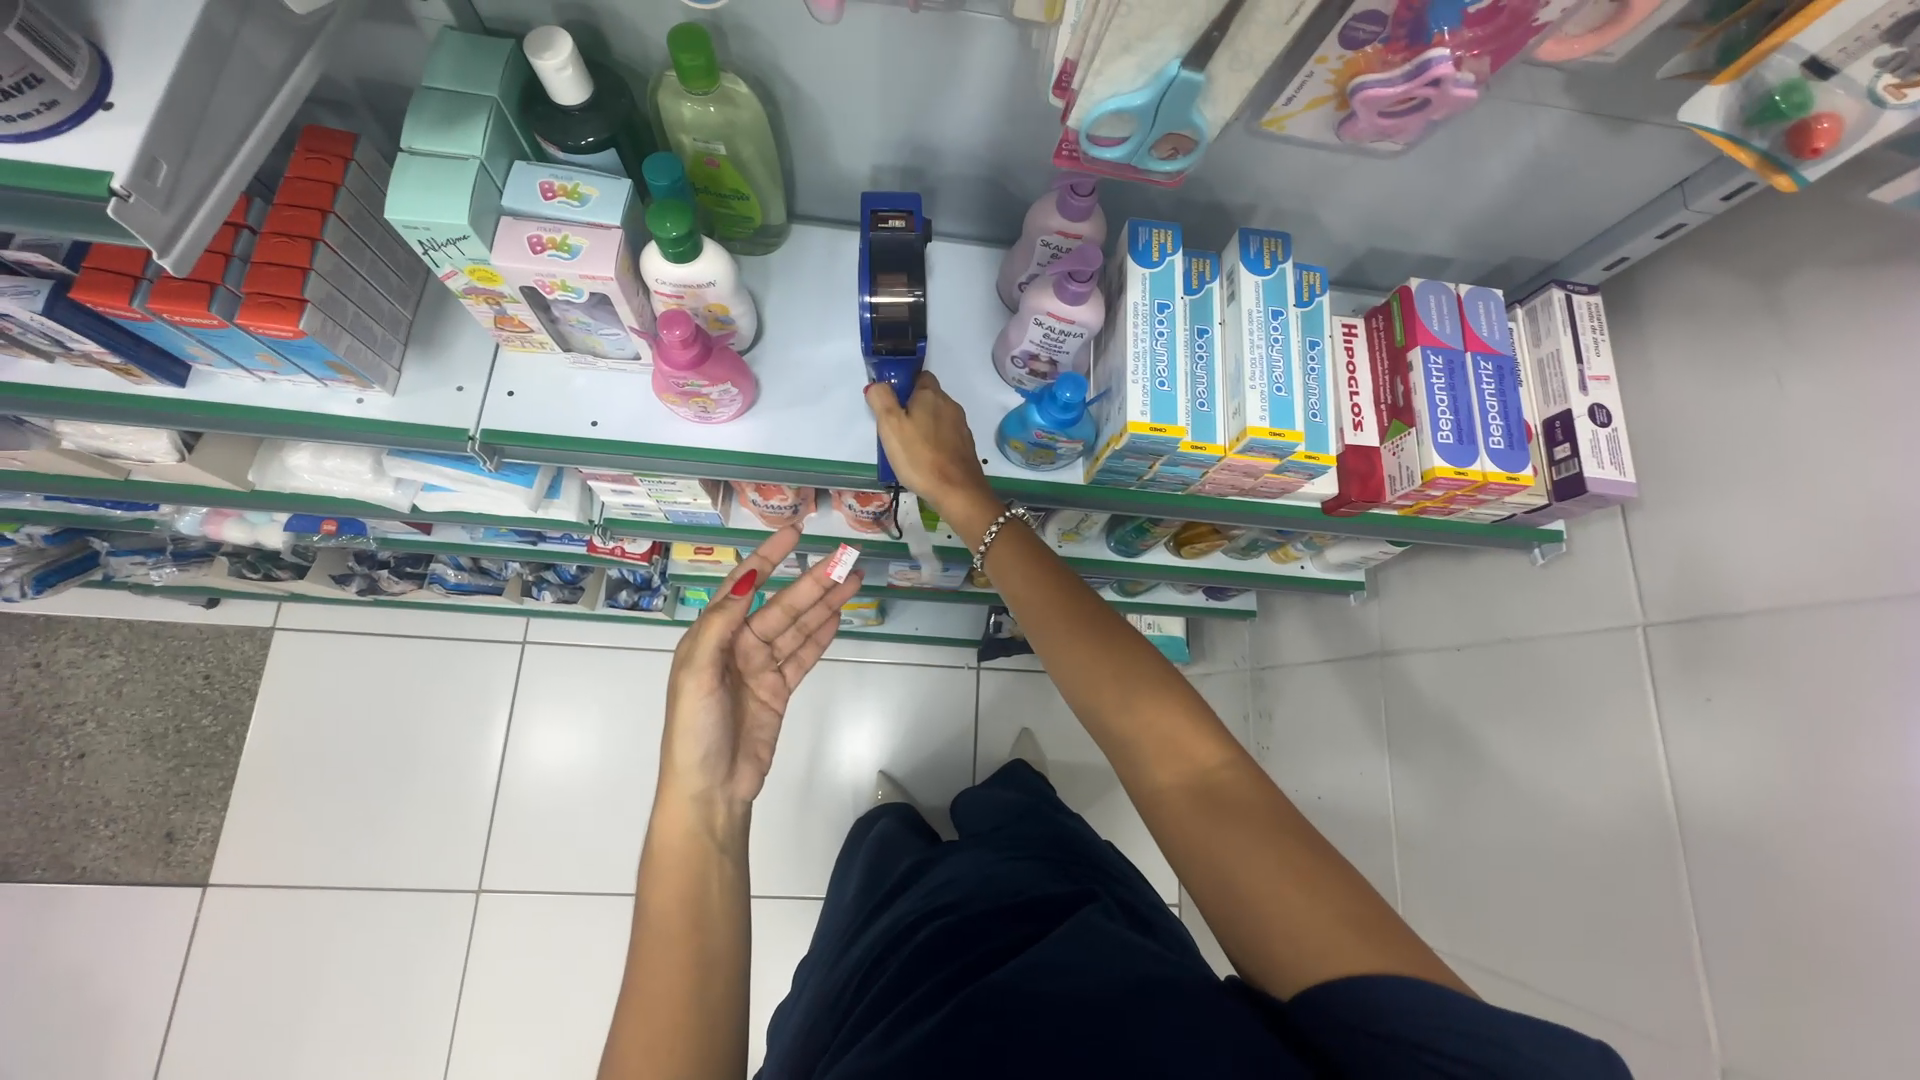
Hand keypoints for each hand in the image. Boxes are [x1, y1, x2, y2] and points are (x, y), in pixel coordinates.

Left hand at [660, 526, 864, 814]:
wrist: (710, 789)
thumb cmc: (694, 730)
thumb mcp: (696, 673)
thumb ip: (720, 625)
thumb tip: (746, 580)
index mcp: (711, 637)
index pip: (743, 586)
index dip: (767, 558)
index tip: (794, 533)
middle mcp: (736, 646)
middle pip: (781, 605)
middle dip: (812, 581)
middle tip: (845, 559)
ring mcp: (760, 669)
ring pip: (797, 627)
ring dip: (824, 603)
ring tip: (853, 580)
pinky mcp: (779, 690)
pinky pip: (803, 655)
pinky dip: (820, 635)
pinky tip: (838, 614)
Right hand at [864, 372, 996, 518]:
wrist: (957, 491)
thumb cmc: (919, 457)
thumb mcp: (890, 425)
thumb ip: (881, 399)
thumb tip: (878, 385)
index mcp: (931, 395)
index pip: (920, 376)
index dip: (905, 384)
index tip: (891, 402)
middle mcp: (950, 405)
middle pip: (929, 398)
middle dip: (912, 407)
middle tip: (894, 429)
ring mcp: (961, 427)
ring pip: (938, 418)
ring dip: (924, 426)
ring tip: (907, 447)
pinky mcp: (965, 446)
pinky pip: (945, 436)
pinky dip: (934, 442)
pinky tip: (924, 459)